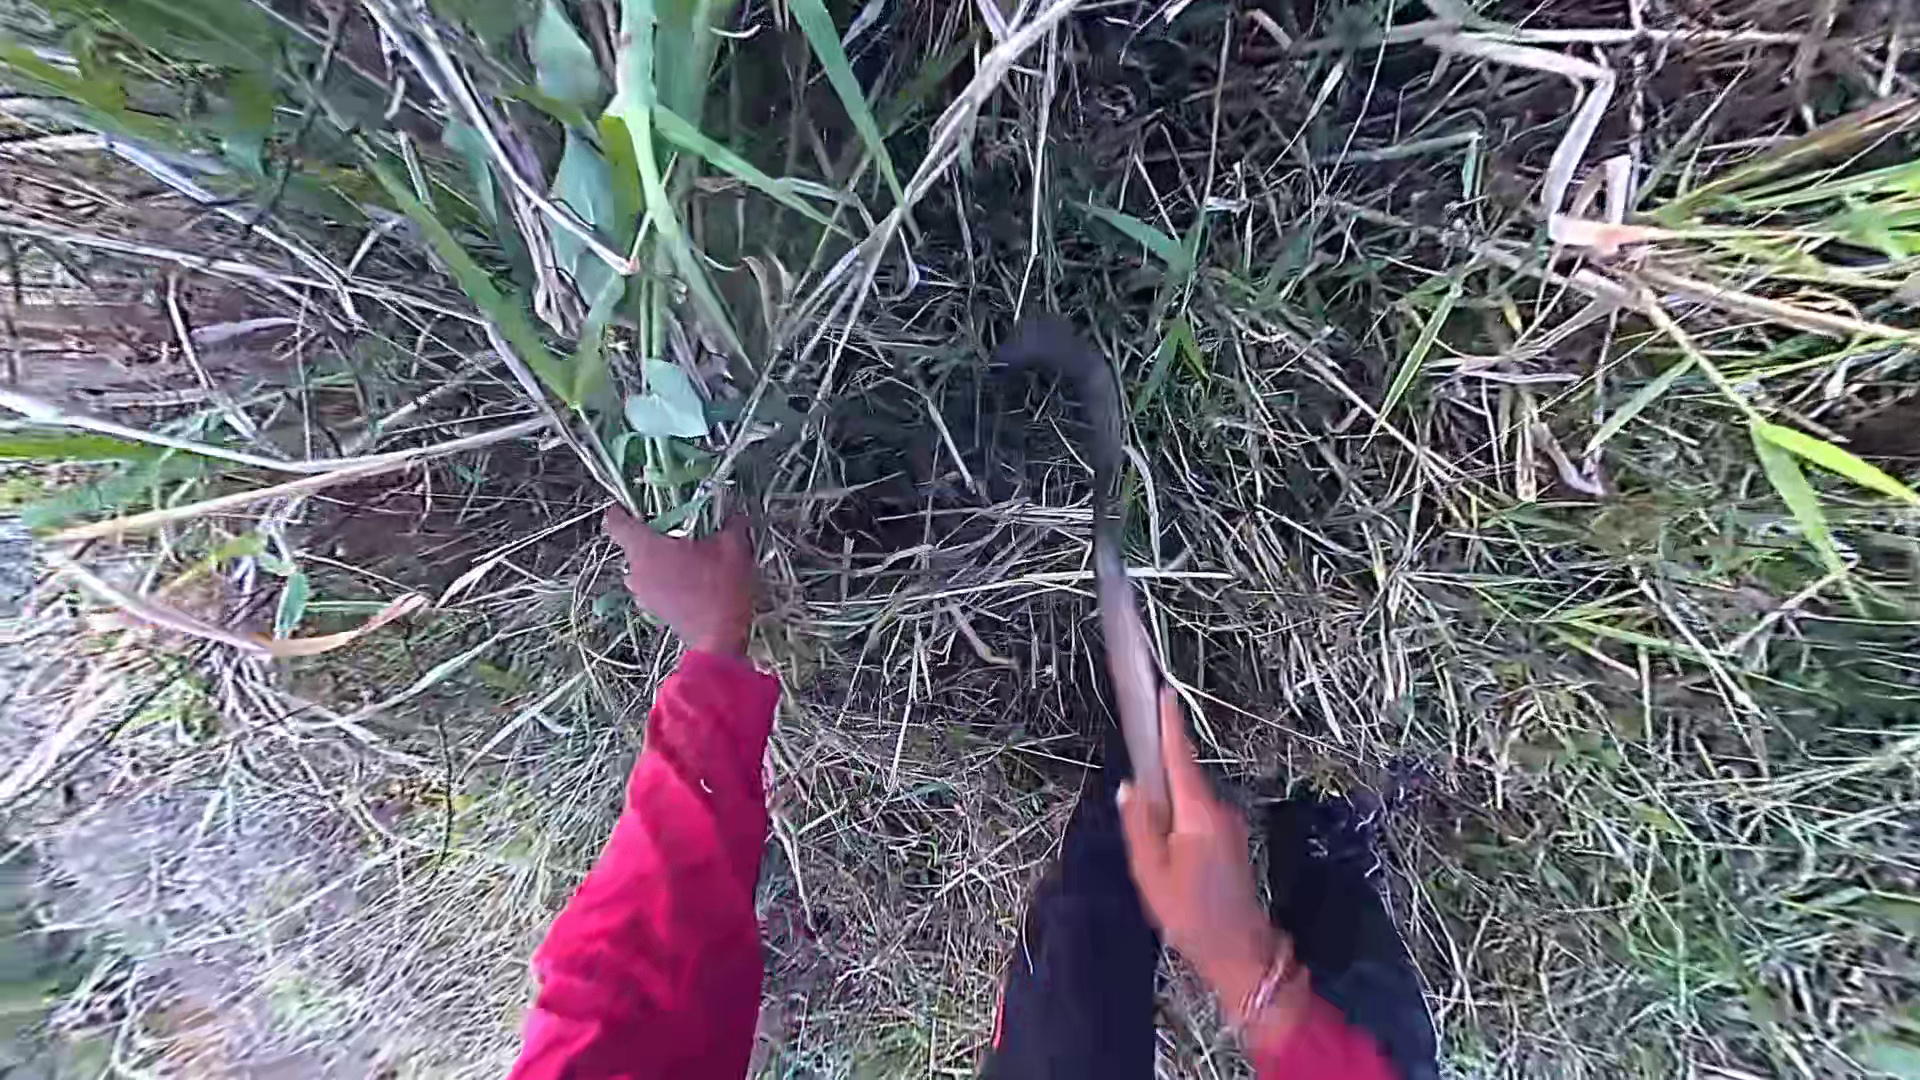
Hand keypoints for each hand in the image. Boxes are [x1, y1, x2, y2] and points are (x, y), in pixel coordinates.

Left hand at [604, 507, 755, 656]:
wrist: (719, 637)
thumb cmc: (720, 589)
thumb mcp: (734, 548)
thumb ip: (732, 525)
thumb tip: (736, 515)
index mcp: (646, 548)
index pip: (616, 522)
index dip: (622, 510)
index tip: (633, 506)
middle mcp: (636, 570)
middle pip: (634, 544)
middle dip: (655, 535)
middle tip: (683, 531)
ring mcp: (642, 593)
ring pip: (644, 567)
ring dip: (662, 560)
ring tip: (690, 558)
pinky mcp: (654, 609)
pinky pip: (654, 585)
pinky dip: (667, 579)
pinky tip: (693, 581)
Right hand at [1117, 689, 1288, 1022]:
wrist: (1242, 954)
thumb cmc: (1190, 914)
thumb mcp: (1150, 871)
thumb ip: (1139, 823)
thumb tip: (1129, 787)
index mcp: (1197, 812)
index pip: (1180, 757)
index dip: (1171, 724)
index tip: (1164, 692)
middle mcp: (1218, 809)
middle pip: (1183, 774)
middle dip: (1160, 770)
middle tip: (1139, 785)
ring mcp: (1228, 822)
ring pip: (1189, 795)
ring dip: (1168, 799)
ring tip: (1153, 835)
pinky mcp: (1229, 836)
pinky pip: (1197, 811)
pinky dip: (1179, 812)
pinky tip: (1169, 843)